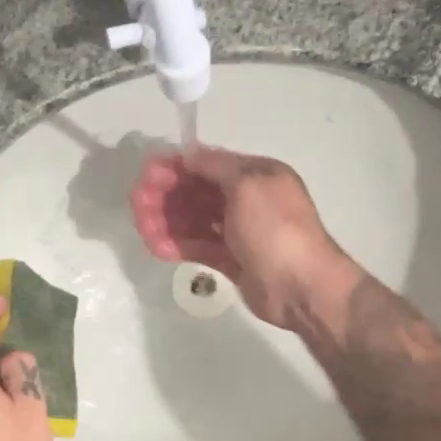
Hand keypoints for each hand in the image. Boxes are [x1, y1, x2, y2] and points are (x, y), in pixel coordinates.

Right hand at [131, 147, 353, 329]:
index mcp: (255, 175)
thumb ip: (216, 167)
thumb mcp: (248, 184)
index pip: (207, 164)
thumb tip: (189, 155)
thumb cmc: (276, 229)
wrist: (302, 286)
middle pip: (198, 192)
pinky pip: (200, 247)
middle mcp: (246, 200)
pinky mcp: (232, 261)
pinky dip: (179, 245)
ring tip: (143, 229)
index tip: (146, 175)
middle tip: (138, 205)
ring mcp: (239, 232)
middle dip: (166, 195)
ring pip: (195, 220)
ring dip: (167, 221)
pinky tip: (157, 247)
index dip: (175, 167)